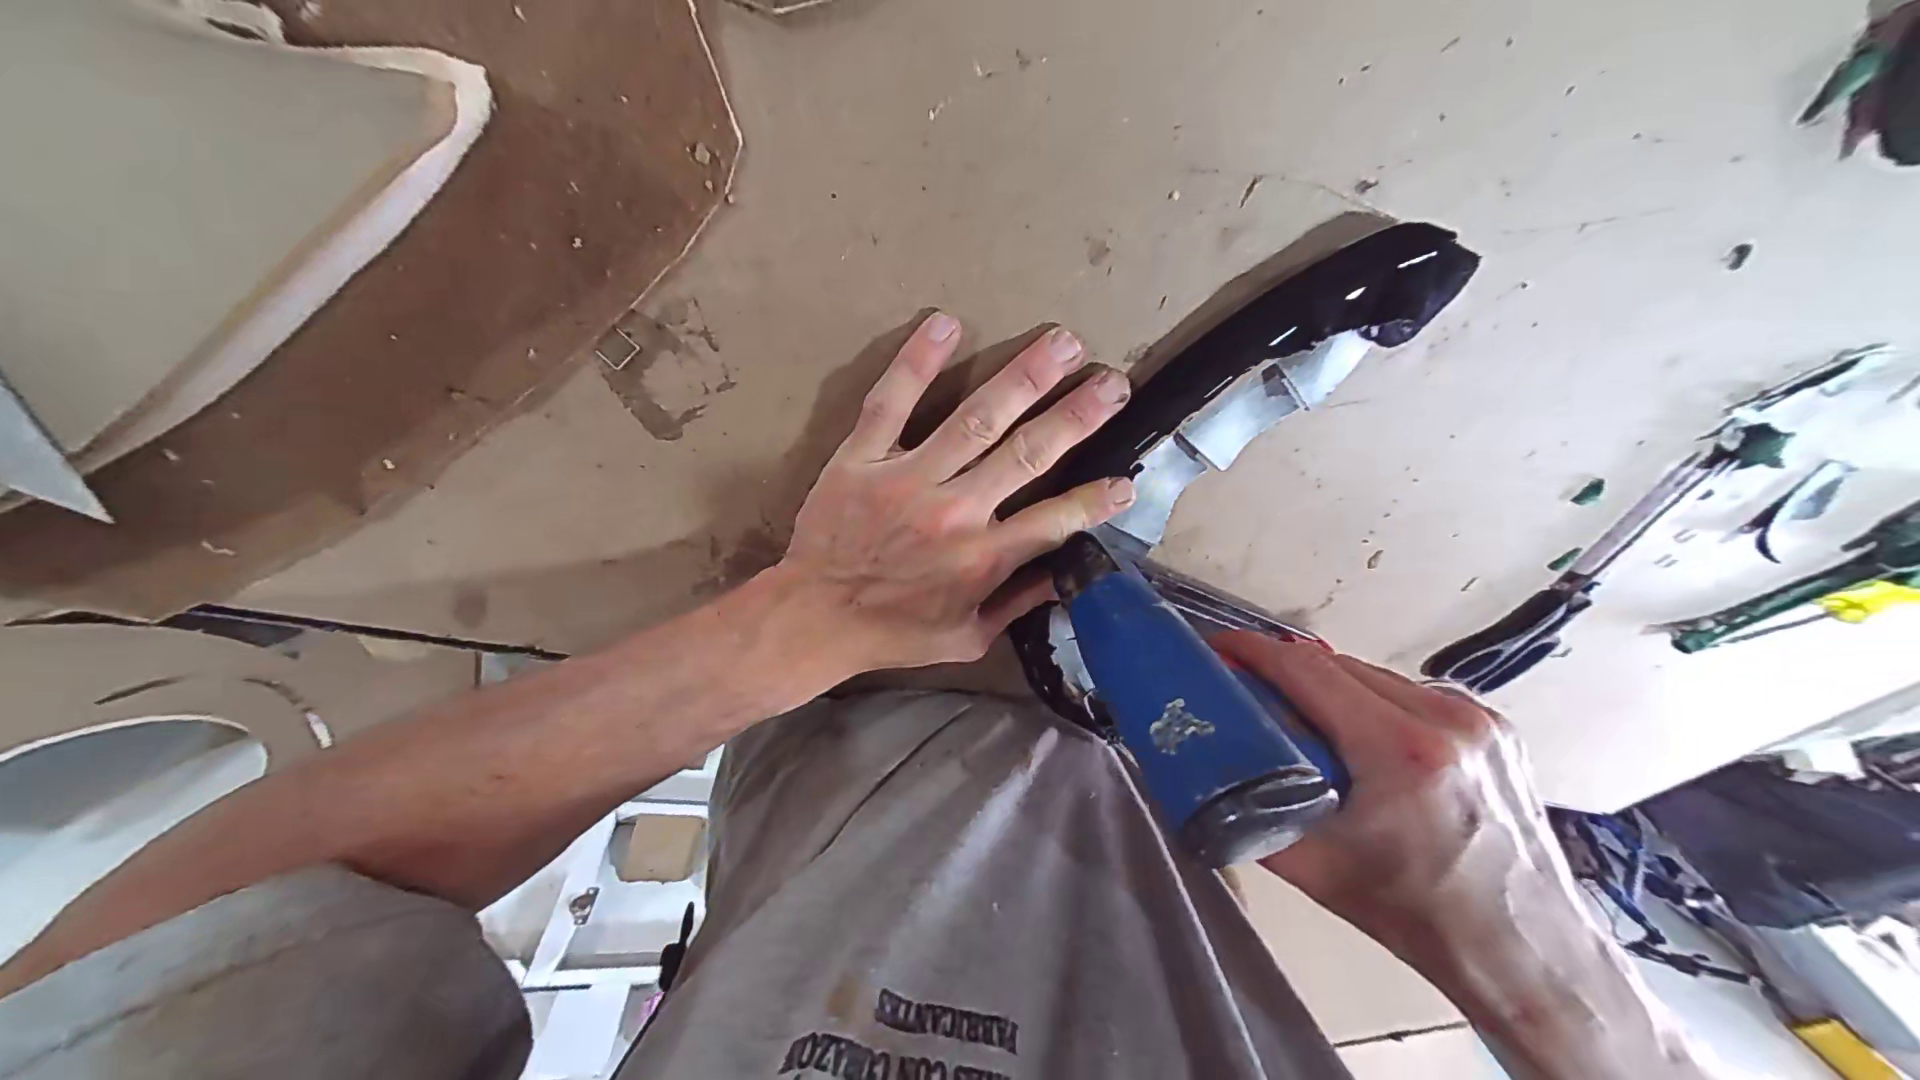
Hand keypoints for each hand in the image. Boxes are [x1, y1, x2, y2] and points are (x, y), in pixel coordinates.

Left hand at [779, 312, 1134, 672]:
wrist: (814, 619)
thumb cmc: (893, 632)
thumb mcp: (965, 637)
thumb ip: (1016, 604)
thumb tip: (1064, 577)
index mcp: (983, 558)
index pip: (1056, 521)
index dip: (1096, 500)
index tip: (1127, 480)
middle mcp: (955, 512)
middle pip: (1028, 454)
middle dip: (1077, 416)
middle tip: (1113, 383)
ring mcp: (908, 479)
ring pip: (976, 419)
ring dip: (1024, 378)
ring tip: (1062, 342)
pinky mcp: (862, 458)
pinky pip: (891, 403)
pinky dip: (917, 363)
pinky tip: (947, 324)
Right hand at [1210, 631, 1574, 953]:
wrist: (1526, 953)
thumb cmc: (1428, 915)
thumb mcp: (1313, 866)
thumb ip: (1250, 814)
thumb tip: (1203, 780)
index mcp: (1401, 752)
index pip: (1307, 670)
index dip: (1255, 650)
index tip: (1225, 646)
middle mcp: (1447, 723)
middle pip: (1337, 664)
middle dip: (1285, 669)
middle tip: (1249, 686)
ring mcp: (1477, 722)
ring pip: (1373, 674)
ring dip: (1328, 685)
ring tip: (1300, 713)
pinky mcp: (1493, 727)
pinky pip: (1409, 691)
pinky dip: (1371, 700)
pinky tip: (1357, 731)